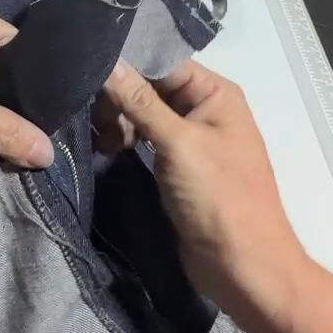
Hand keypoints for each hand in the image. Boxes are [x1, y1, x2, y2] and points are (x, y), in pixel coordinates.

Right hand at [101, 60, 307, 325]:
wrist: (245, 272)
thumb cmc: (220, 199)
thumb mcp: (178, 144)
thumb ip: (140, 101)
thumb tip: (107, 60)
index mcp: (215, 92)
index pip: (162, 60)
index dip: (127, 61)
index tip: (87, 62)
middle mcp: (203, 107)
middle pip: (149, 84)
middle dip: (118, 94)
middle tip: (90, 111)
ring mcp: (189, 137)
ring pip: (142, 111)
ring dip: (118, 119)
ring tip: (100, 136)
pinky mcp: (175, 163)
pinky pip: (143, 136)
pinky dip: (123, 138)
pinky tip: (106, 147)